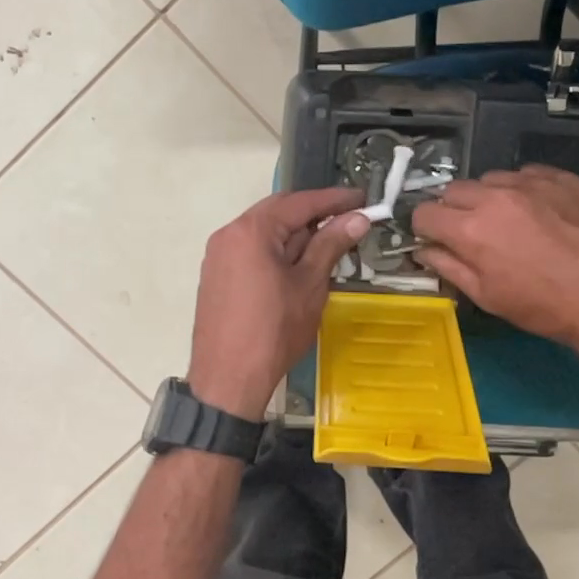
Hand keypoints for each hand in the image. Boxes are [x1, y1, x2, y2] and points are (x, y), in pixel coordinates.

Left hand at [187, 186, 368, 418]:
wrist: (228, 380)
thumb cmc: (274, 330)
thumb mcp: (310, 285)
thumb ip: (331, 245)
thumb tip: (357, 218)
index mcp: (251, 230)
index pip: (299, 203)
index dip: (333, 200)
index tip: (362, 199)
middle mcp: (229, 234)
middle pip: (278, 213)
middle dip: (314, 216)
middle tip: (348, 221)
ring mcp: (218, 256)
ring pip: (264, 233)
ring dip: (296, 236)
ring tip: (328, 246)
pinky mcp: (216, 276)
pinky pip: (251, 251)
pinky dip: (277, 251)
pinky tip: (297, 267)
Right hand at [413, 165, 578, 350]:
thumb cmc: (544, 307)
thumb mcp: (487, 297)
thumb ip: (449, 267)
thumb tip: (425, 251)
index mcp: (470, 229)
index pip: (424, 213)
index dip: (425, 229)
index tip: (435, 241)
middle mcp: (495, 196)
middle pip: (453, 190)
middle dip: (453, 211)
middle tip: (471, 235)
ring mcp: (530, 182)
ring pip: (490, 180)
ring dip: (488, 198)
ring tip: (508, 223)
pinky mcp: (560, 177)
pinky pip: (526, 175)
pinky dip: (522, 191)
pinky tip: (538, 214)